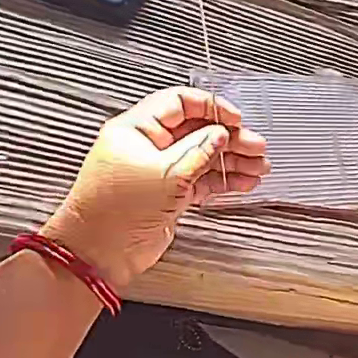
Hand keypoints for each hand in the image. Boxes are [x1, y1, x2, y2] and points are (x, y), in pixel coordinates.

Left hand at [39, 88, 268, 290]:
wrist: (99, 254)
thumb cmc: (116, 212)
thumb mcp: (166, 173)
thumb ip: (199, 149)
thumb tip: (221, 133)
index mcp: (137, 129)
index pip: (180, 103)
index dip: (211, 107)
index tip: (235, 119)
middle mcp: (149, 147)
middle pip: (198, 130)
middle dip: (230, 138)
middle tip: (255, 146)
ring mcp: (160, 170)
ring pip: (205, 156)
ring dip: (233, 161)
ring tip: (258, 167)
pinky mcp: (169, 193)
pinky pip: (203, 179)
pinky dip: (224, 180)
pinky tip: (243, 182)